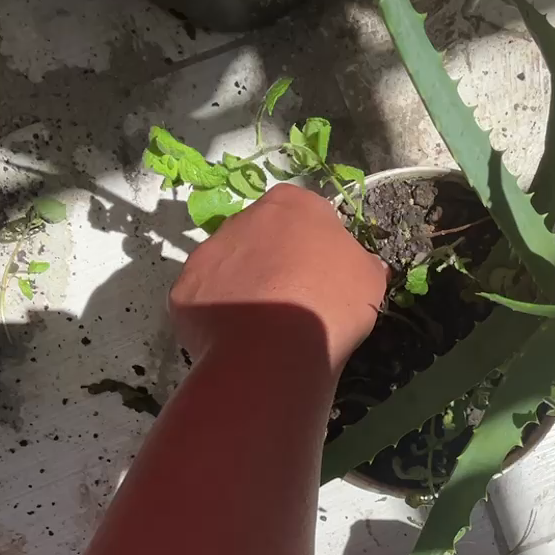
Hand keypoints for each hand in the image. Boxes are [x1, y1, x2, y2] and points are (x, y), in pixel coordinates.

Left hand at [168, 184, 387, 371]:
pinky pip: (206, 302)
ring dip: (245, 291)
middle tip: (294, 306)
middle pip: (263, 239)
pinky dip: (221, 319)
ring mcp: (207, 253)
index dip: (317, 249)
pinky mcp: (184, 291)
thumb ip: (362, 264)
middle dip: (275, 266)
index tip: (325, 279)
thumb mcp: (370, 281)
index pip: (308, 216)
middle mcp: (243, 217)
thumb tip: (363, 266)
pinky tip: (240, 341)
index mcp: (291, 203)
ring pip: (230, 269)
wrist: (276, 350)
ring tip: (265, 330)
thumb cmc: (330, 305)